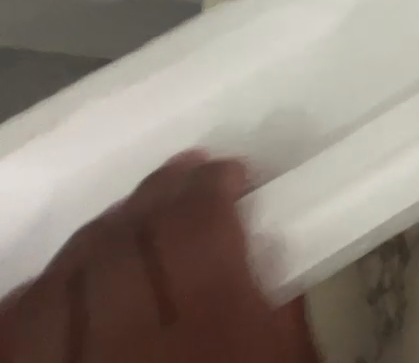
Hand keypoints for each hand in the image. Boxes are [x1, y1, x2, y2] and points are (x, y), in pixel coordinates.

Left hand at [0, 152, 315, 362]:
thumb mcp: (291, 358)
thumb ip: (273, 302)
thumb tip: (255, 236)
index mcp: (210, 330)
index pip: (192, 229)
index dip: (206, 189)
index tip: (228, 172)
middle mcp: (123, 351)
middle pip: (120, 248)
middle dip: (152, 198)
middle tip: (182, 176)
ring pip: (50, 288)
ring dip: (92, 239)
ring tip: (126, 217)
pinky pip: (4, 340)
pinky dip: (24, 302)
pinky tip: (54, 282)